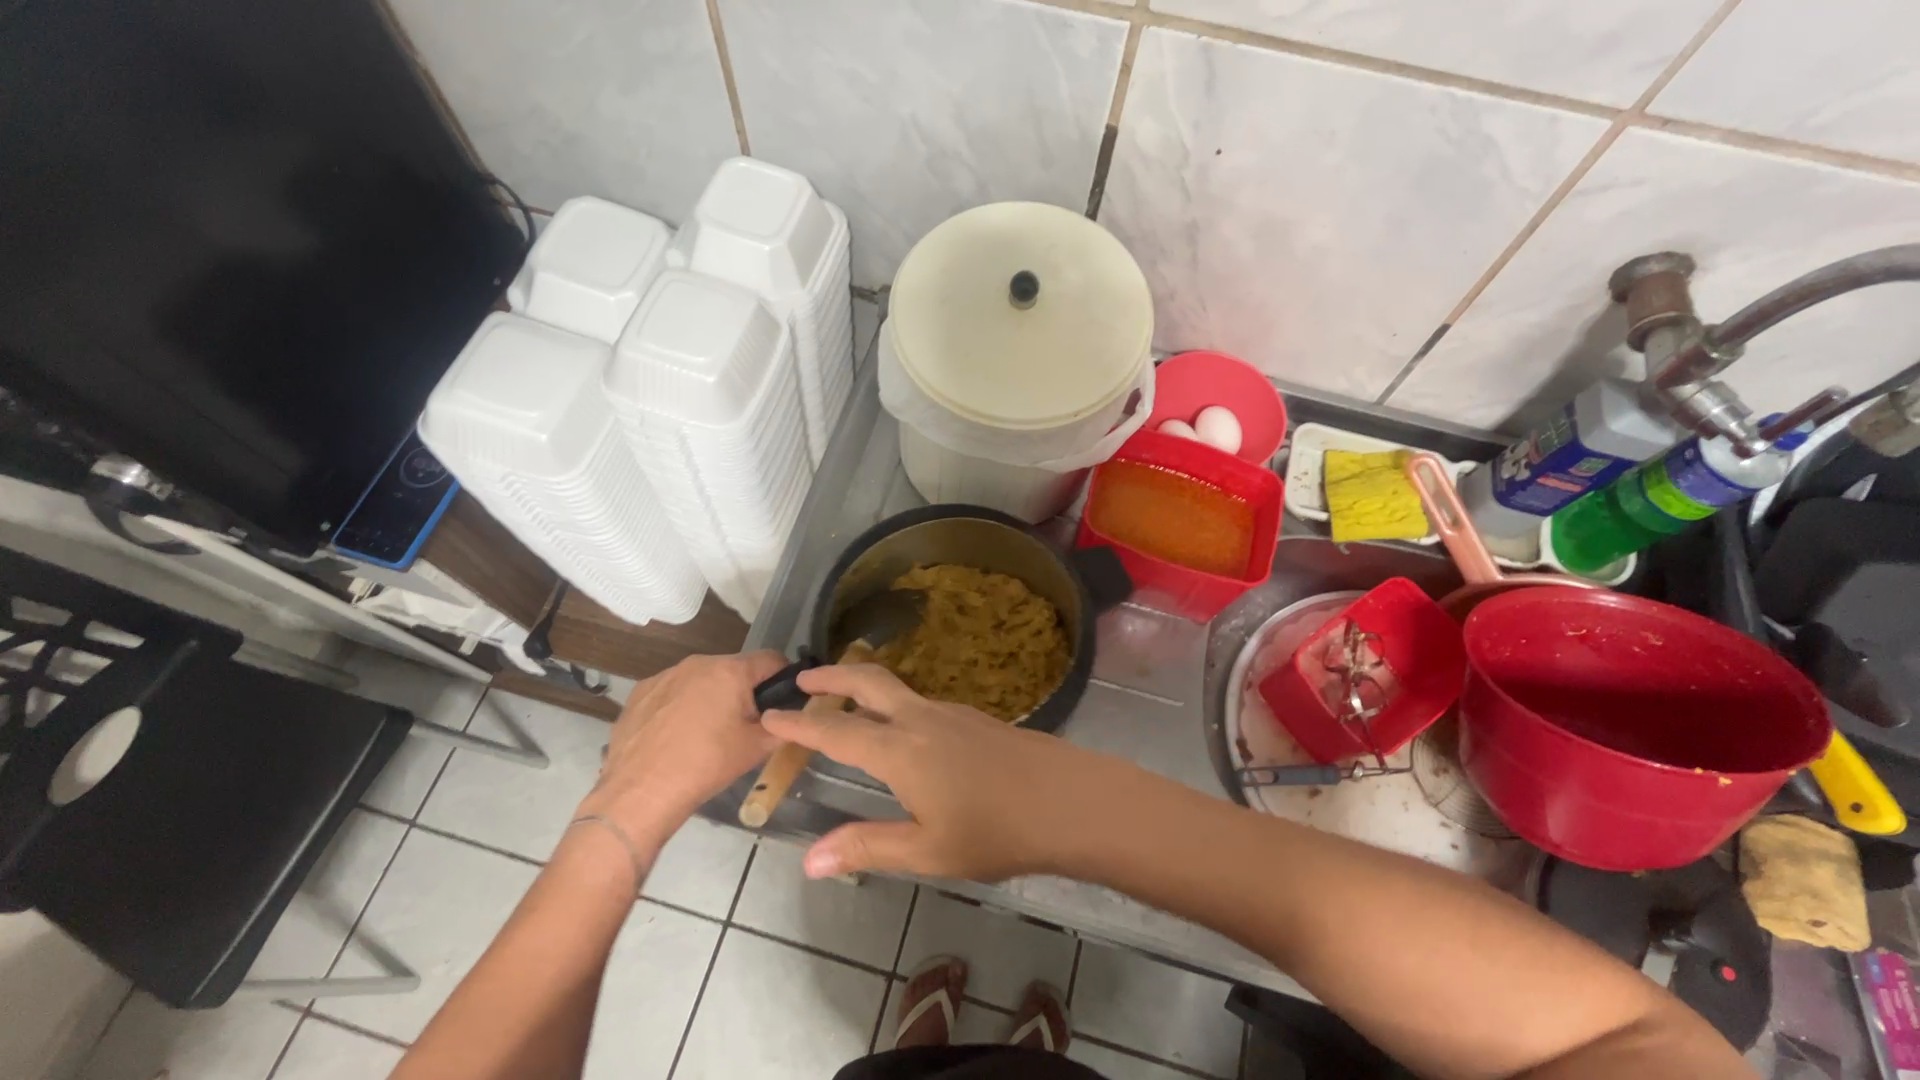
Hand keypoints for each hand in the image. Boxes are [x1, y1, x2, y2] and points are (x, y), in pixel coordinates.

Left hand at [575, 650, 786, 847]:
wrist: (642, 792)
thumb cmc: (707, 765)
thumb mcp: (758, 748)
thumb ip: (781, 725)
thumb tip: (788, 716)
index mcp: (730, 671)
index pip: (771, 659)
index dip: (783, 678)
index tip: (781, 702)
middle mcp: (697, 663)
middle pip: (733, 669)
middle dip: (742, 692)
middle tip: (742, 726)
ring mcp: (664, 675)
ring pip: (700, 680)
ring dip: (710, 698)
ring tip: (704, 734)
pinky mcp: (639, 692)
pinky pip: (672, 692)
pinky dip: (679, 707)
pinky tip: (674, 737)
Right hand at [761, 663, 1133, 881]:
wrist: (1069, 800)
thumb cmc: (996, 831)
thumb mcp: (927, 850)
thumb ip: (867, 847)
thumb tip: (808, 859)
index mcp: (900, 750)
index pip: (835, 731)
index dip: (799, 725)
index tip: (767, 716)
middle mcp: (920, 720)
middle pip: (867, 683)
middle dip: (831, 678)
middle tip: (802, 680)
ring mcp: (952, 714)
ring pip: (897, 689)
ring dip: (863, 686)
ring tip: (845, 700)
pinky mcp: (975, 719)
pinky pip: (921, 701)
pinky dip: (894, 702)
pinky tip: (904, 728)